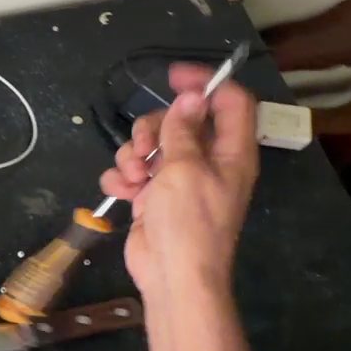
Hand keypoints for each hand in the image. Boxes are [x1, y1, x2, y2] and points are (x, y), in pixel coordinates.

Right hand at [98, 63, 258, 296]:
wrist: (171, 274)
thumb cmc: (189, 223)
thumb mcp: (185, 170)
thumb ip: (183, 131)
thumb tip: (191, 97)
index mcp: (230, 152)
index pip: (229, 102)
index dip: (205, 84)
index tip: (172, 77)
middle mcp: (205, 161)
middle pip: (178, 122)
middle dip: (151, 129)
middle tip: (142, 149)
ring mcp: (176, 179)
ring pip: (148, 146)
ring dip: (131, 157)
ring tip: (132, 179)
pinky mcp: (150, 196)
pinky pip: (129, 173)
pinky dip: (120, 180)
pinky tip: (121, 193)